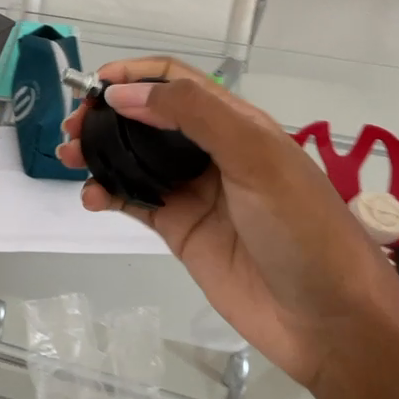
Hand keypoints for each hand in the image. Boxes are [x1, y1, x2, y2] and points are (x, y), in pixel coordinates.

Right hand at [55, 58, 398, 386]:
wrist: (330, 323)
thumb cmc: (302, 230)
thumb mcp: (256, 159)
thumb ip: (193, 116)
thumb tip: (123, 94)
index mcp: (235, 124)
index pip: (177, 81)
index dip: (135, 75)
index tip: (95, 85)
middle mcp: (210, 151)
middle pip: (146, 116)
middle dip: (105, 113)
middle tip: (73, 124)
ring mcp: (191, 190)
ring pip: (131, 156)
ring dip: (97, 150)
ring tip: (68, 156)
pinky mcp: (177, 227)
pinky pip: (130, 199)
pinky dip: (104, 192)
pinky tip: (91, 198)